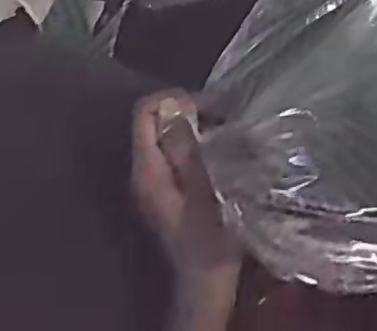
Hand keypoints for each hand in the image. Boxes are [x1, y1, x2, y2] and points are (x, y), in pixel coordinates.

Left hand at [133, 92, 240, 330]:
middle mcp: (143, 171)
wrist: (208, 278)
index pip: (144, 111)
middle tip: (228, 117)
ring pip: (170, 131)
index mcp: (147, 169)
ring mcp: (155, 179)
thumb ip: (187, 148)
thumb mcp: (204, 186)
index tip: (211, 108)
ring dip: (200, 124)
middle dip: (192, 109)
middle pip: (157, 118)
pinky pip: (179, 147)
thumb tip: (176, 107)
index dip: (176, 99)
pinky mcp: (170, 185)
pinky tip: (226, 148)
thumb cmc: (211, 233)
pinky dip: (201, 139)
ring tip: (232, 131)